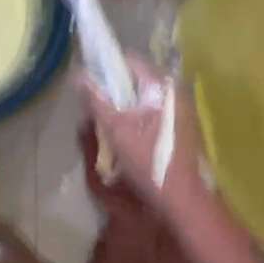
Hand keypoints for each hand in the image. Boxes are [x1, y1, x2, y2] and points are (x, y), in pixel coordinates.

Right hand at [77, 61, 263, 262]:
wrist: (187, 203)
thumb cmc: (150, 161)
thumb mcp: (116, 129)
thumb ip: (95, 98)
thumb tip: (76, 73)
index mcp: (162, 85)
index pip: (129, 59)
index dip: (107, 66)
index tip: (91, 80)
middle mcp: (176, 91)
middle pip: (137, 79)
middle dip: (115, 89)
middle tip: (98, 105)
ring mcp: (184, 110)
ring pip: (146, 96)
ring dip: (127, 104)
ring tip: (110, 122)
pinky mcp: (185, 127)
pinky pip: (156, 110)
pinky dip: (140, 116)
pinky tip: (129, 135)